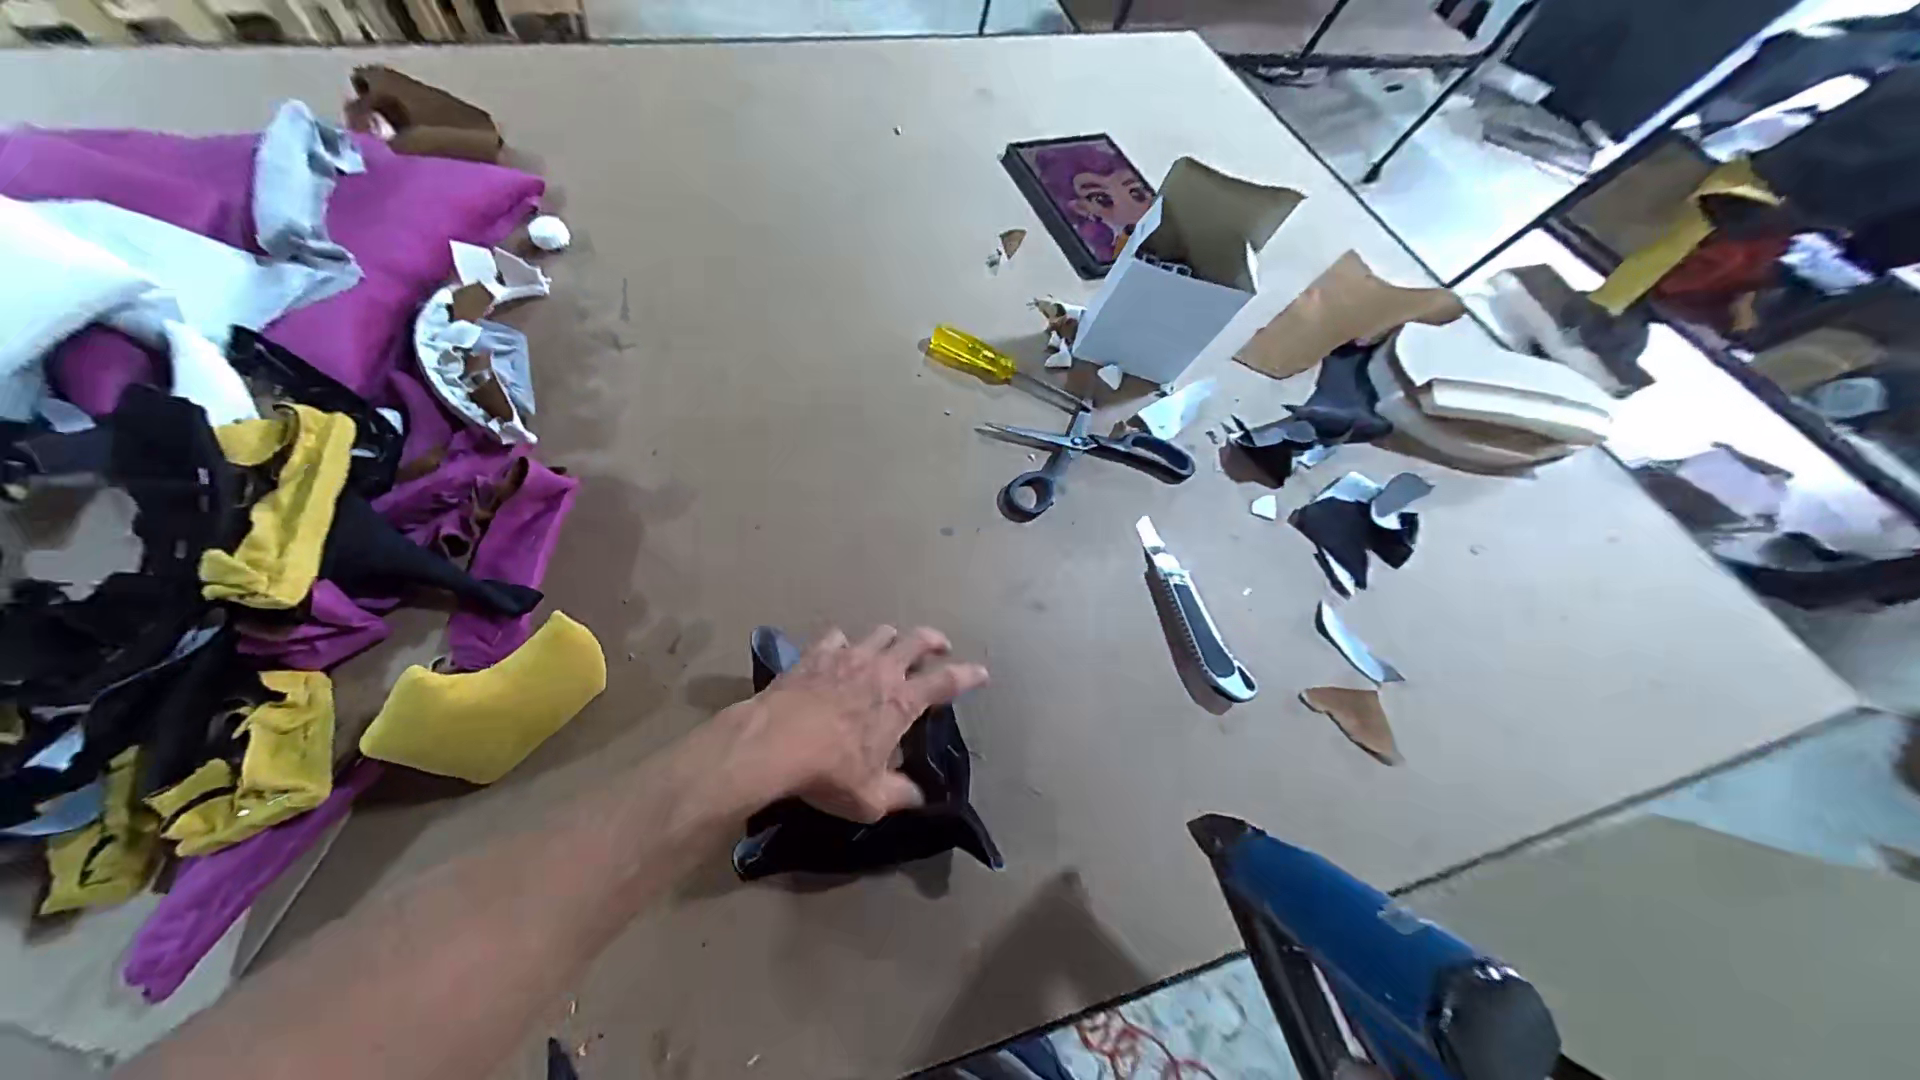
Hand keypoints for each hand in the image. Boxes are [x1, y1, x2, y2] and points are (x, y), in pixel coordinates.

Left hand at [732, 626, 987, 822]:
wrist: (774, 743)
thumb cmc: (829, 772)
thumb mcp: (871, 799)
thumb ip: (901, 794)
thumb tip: (920, 795)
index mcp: (902, 701)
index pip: (947, 682)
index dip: (968, 675)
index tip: (982, 672)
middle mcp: (882, 670)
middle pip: (917, 640)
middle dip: (933, 640)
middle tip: (940, 646)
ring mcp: (849, 656)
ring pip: (880, 632)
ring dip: (892, 638)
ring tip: (891, 647)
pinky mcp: (817, 654)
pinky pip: (838, 637)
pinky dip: (845, 643)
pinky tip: (840, 652)